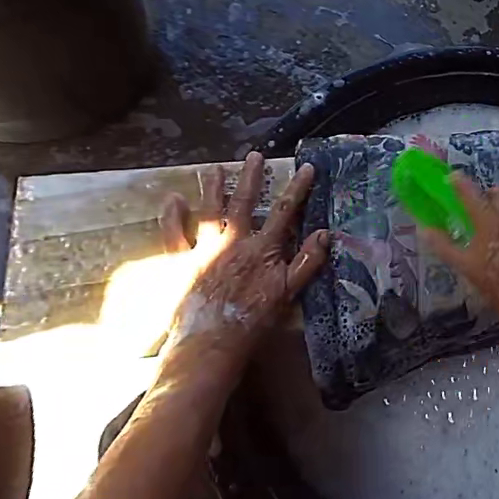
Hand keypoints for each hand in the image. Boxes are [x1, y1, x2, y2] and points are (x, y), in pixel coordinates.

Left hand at [156, 152, 329, 384]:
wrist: (211, 343)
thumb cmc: (253, 320)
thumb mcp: (288, 293)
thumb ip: (307, 262)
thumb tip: (325, 234)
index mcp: (262, 249)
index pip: (284, 212)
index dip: (298, 189)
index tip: (307, 168)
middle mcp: (233, 242)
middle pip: (244, 203)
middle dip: (251, 178)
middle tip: (254, 155)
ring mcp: (205, 250)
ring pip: (210, 212)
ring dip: (213, 189)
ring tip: (214, 168)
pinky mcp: (181, 263)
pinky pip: (174, 235)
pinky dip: (172, 216)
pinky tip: (173, 199)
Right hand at [420, 173, 498, 330]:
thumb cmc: (497, 286)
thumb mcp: (466, 267)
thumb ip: (443, 245)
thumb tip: (424, 229)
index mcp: (492, 223)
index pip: (472, 193)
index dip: (460, 183)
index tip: (452, 177)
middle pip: (498, 192)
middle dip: (486, 196)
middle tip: (478, 210)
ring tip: (496, 227)